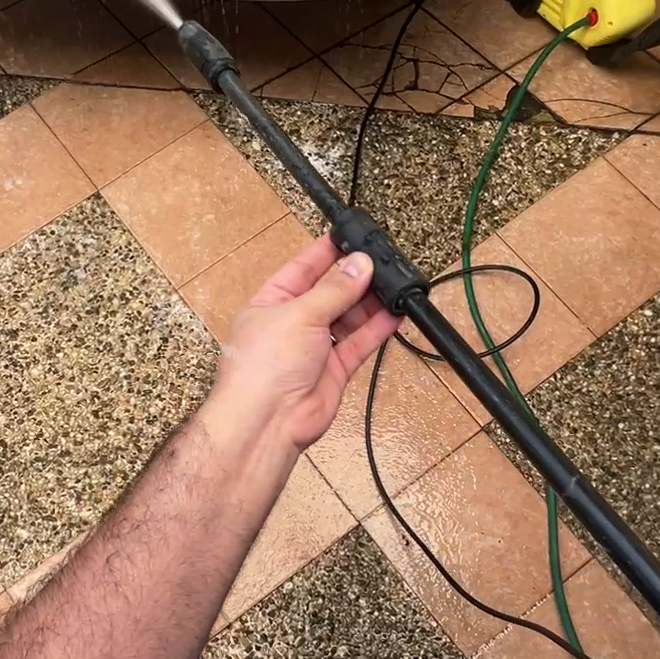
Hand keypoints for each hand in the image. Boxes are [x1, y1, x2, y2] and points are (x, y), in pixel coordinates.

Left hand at [211, 236, 402, 450]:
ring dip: (370, 303)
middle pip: (330, 293)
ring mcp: (314, 348)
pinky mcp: (333, 370)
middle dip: (355, 279)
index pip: (302, 268)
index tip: (351, 237)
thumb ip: (334, 290)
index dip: (326, 252)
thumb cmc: (264, 366)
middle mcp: (292, 323)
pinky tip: (395, 314)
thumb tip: (359, 264)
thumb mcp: (299, 314)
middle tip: (382, 264)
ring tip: (395, 286)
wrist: (268, 421)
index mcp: (271, 302)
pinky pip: (358, 343)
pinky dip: (376, 329)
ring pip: (347, 318)